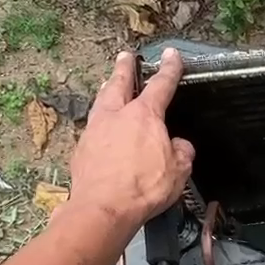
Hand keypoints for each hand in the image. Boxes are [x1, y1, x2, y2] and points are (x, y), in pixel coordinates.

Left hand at [68, 48, 195, 228]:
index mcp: (145, 116)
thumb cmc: (142, 189)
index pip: (161, 85)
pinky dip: (100, 122)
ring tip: (107, 84)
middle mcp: (116, 116)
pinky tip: (102, 127)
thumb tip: (179, 146)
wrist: (104, 208)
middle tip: (126, 57)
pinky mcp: (82, 148)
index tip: (172, 56)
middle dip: (125, 68)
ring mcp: (95, 130)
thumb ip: (182, 152)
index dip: (169, 69)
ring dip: (106, 89)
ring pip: (101, 101)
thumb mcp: (179, 171)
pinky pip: (93, 127)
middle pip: (120, 83)